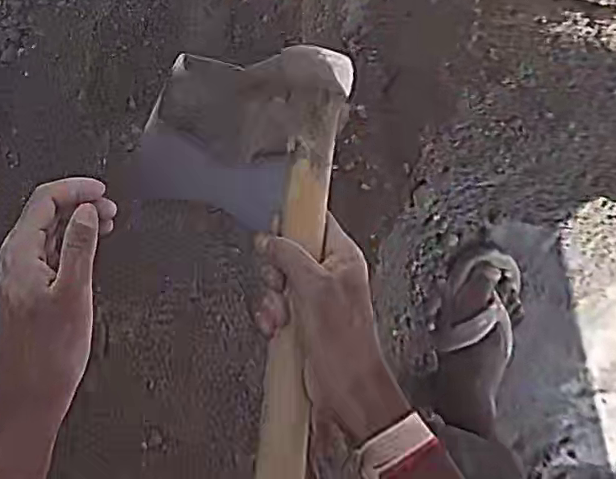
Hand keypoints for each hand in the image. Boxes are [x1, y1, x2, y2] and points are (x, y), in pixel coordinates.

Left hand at [0, 178, 116, 478]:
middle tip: (107, 206)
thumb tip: (86, 210)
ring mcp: (20, 271)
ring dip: (76, 219)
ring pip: (49, 228)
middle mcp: (15, 256)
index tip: (100, 190)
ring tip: (104, 220)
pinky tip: (89, 245)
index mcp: (20, 251)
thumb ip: (79, 246)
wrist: (31, 397)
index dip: (75, 188)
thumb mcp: (72, 293)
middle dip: (78, 201)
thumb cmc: (48, 355)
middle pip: (46, 210)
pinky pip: (50, 247)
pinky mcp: (28, 285)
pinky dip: (71, 238)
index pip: (45, 199)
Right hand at [254, 212, 411, 443]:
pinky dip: (271, 314)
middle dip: (276, 268)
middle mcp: (329, 273)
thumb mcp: (314, 288)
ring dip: (272, 297)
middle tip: (280, 282)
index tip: (277, 228)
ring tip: (282, 314)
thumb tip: (268, 240)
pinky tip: (277, 327)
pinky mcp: (301, 317)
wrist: (348, 395)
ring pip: (278, 277)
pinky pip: (275, 303)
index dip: (294, 220)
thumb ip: (288, 256)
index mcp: (342, 257)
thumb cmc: (347, 345)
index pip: (316, 220)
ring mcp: (314, 296)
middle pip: (288, 249)